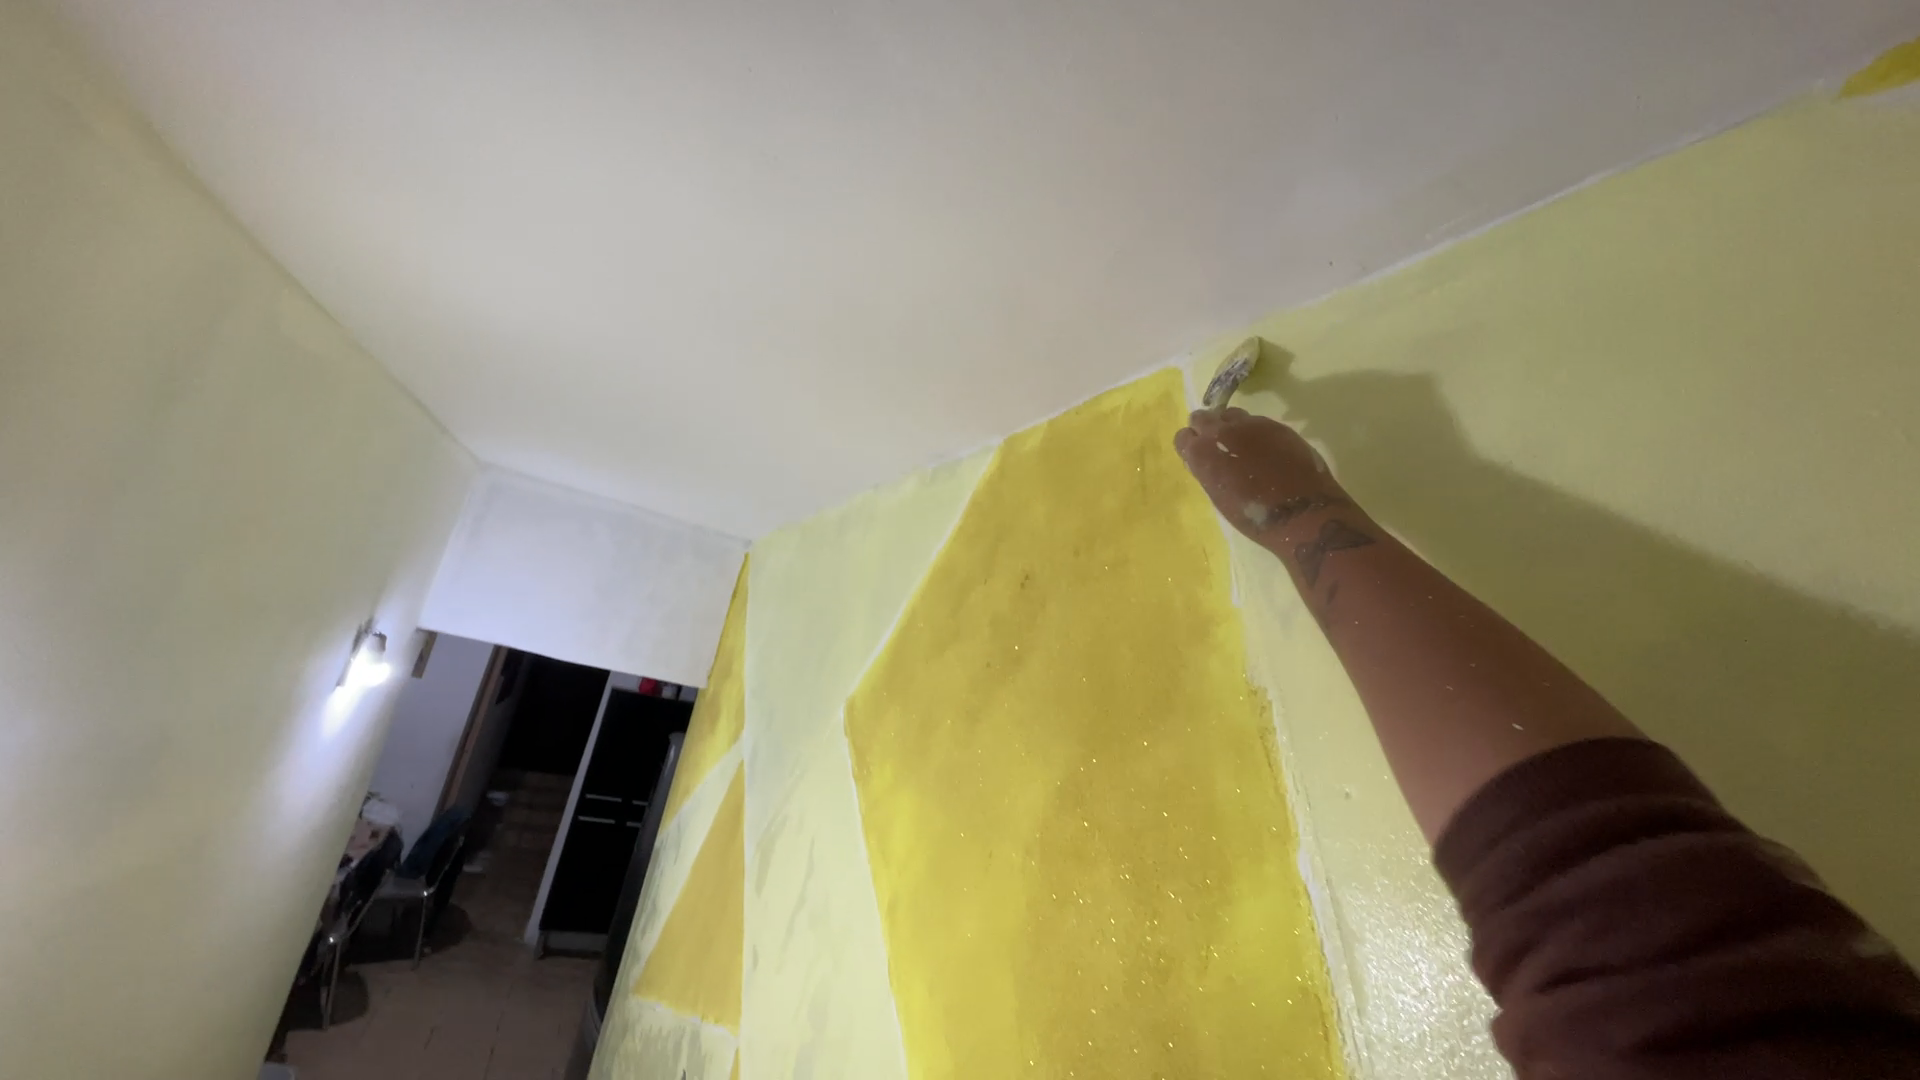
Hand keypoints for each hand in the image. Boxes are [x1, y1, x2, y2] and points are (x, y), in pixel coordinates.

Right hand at [1174, 407, 1350, 547]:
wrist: (1302, 513)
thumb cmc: (1253, 516)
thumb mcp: (1218, 496)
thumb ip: (1208, 471)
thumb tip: (1205, 460)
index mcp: (1202, 454)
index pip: (1182, 437)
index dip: (1189, 446)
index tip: (1196, 456)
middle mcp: (1222, 432)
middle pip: (1202, 417)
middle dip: (1205, 429)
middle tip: (1216, 446)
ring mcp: (1251, 425)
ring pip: (1229, 414)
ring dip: (1229, 425)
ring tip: (1239, 444)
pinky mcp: (1276, 425)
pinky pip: (1255, 421)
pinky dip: (1253, 431)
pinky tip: (1263, 449)